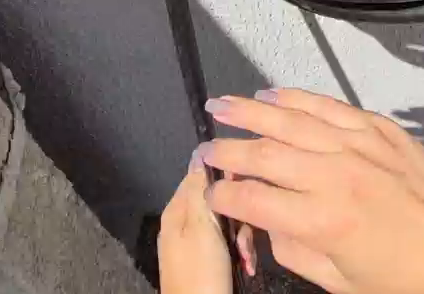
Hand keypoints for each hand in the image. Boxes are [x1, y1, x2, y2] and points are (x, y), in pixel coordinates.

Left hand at [158, 154, 233, 293]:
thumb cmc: (201, 273)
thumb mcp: (202, 227)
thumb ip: (200, 190)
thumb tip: (200, 151)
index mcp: (178, 210)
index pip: (202, 173)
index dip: (225, 178)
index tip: (245, 189)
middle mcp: (184, 222)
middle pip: (218, 200)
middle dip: (238, 215)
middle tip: (243, 236)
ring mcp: (194, 244)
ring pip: (226, 223)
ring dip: (242, 238)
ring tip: (245, 256)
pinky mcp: (206, 262)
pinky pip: (226, 245)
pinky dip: (238, 253)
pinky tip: (245, 265)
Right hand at [195, 89, 423, 293]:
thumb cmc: (405, 279)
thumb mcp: (343, 283)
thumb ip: (296, 250)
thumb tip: (266, 220)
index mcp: (323, 220)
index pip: (255, 199)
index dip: (225, 194)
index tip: (209, 189)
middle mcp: (333, 173)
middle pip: (265, 153)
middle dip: (227, 148)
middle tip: (202, 145)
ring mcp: (356, 142)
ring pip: (290, 118)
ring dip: (250, 110)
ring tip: (220, 104)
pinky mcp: (375, 125)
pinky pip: (326, 105)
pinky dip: (296, 97)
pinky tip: (272, 93)